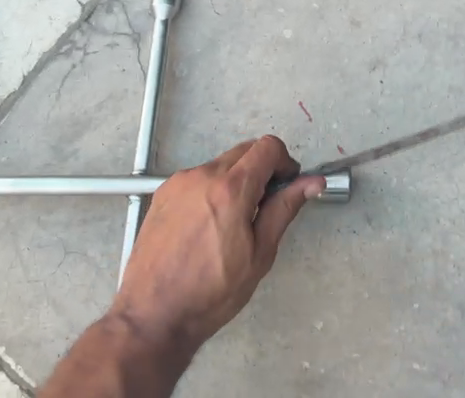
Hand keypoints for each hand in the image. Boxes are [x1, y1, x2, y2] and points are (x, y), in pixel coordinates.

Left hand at [108, 136, 324, 353]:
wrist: (152, 316)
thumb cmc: (211, 293)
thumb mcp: (259, 255)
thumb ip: (284, 209)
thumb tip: (312, 182)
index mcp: (230, 189)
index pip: (268, 147)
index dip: (284, 162)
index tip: (285, 187)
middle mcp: (203, 175)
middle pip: (245, 151)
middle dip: (262, 170)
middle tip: (263, 208)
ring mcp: (179, 183)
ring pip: (221, 164)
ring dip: (236, 180)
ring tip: (232, 224)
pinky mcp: (163, 194)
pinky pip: (198, 179)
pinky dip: (211, 190)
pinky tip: (207, 227)